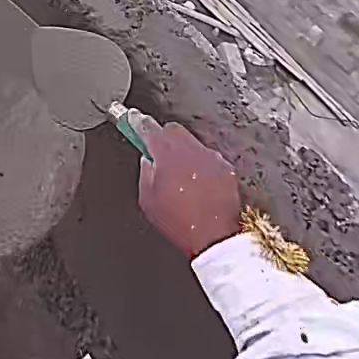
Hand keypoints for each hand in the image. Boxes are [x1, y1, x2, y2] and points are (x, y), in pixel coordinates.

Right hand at [137, 119, 242, 258]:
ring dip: (183, 152)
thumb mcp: (148, 200)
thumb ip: (145, 173)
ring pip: (192, 142)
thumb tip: (147, 160)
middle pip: (173, 129)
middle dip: (164, 136)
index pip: (149, 128)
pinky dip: (200, 165)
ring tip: (180, 176)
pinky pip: (209, 158)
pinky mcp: (226, 168)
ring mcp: (211, 157)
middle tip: (158, 153)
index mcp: (168, 154)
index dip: (138, 123)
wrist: (215, 238)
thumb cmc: (180, 222)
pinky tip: (197, 184)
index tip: (133, 120)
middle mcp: (191, 150)